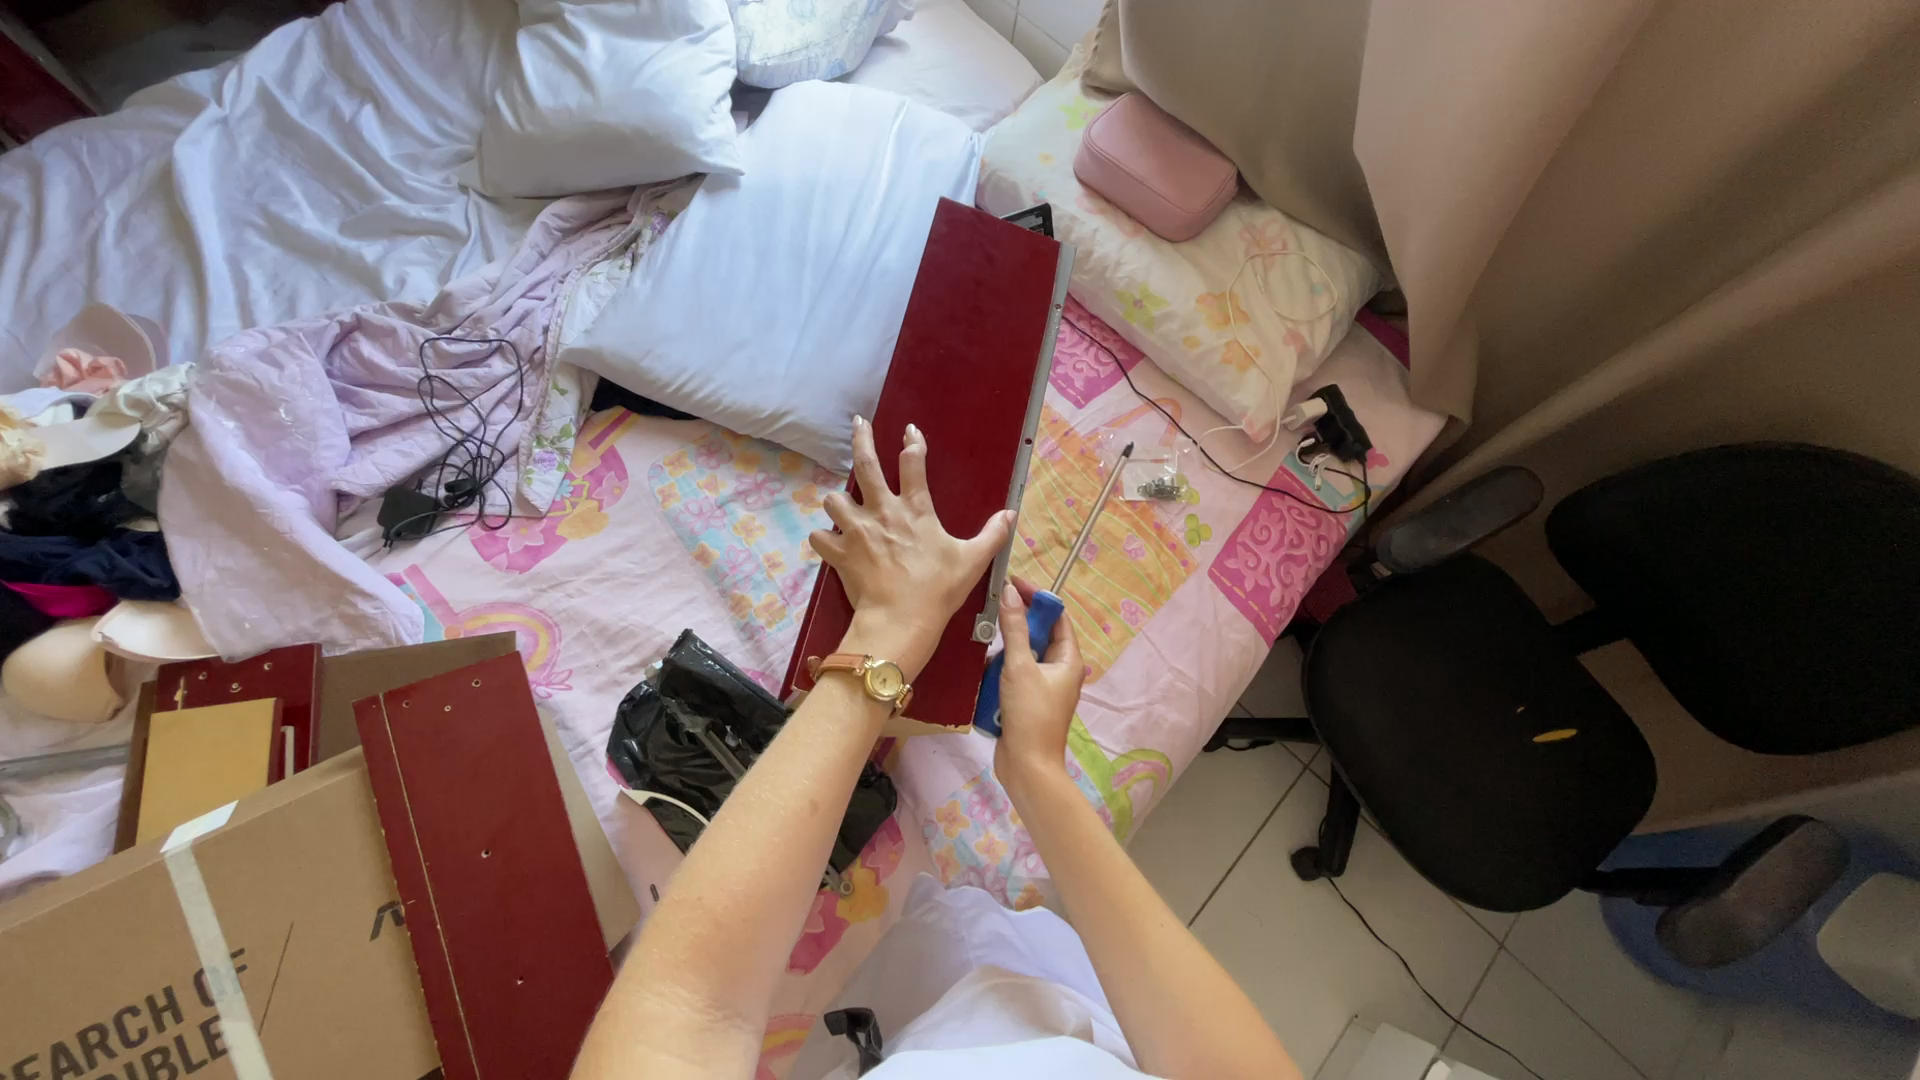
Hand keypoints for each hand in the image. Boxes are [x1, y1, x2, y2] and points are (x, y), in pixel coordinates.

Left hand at [810, 416, 1014, 680]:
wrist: (900, 620)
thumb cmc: (938, 590)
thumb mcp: (973, 561)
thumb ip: (992, 535)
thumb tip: (1011, 514)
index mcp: (915, 510)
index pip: (913, 464)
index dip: (912, 443)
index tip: (910, 431)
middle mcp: (882, 512)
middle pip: (865, 465)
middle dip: (861, 440)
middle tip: (858, 422)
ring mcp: (857, 531)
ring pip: (835, 500)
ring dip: (838, 501)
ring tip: (842, 504)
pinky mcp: (839, 553)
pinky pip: (819, 537)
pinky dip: (823, 538)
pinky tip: (830, 541)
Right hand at [992, 578, 1084, 792]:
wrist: (1027, 767)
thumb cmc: (1030, 715)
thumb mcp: (1019, 667)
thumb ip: (1014, 628)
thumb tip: (1010, 592)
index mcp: (1068, 659)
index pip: (1056, 616)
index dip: (1037, 598)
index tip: (1011, 584)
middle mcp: (1060, 670)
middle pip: (1038, 634)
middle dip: (1016, 622)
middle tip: (991, 608)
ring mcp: (1043, 686)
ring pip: (1023, 654)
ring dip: (1005, 646)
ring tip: (984, 637)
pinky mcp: (1026, 700)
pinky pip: (1013, 673)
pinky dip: (999, 667)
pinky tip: (983, 667)